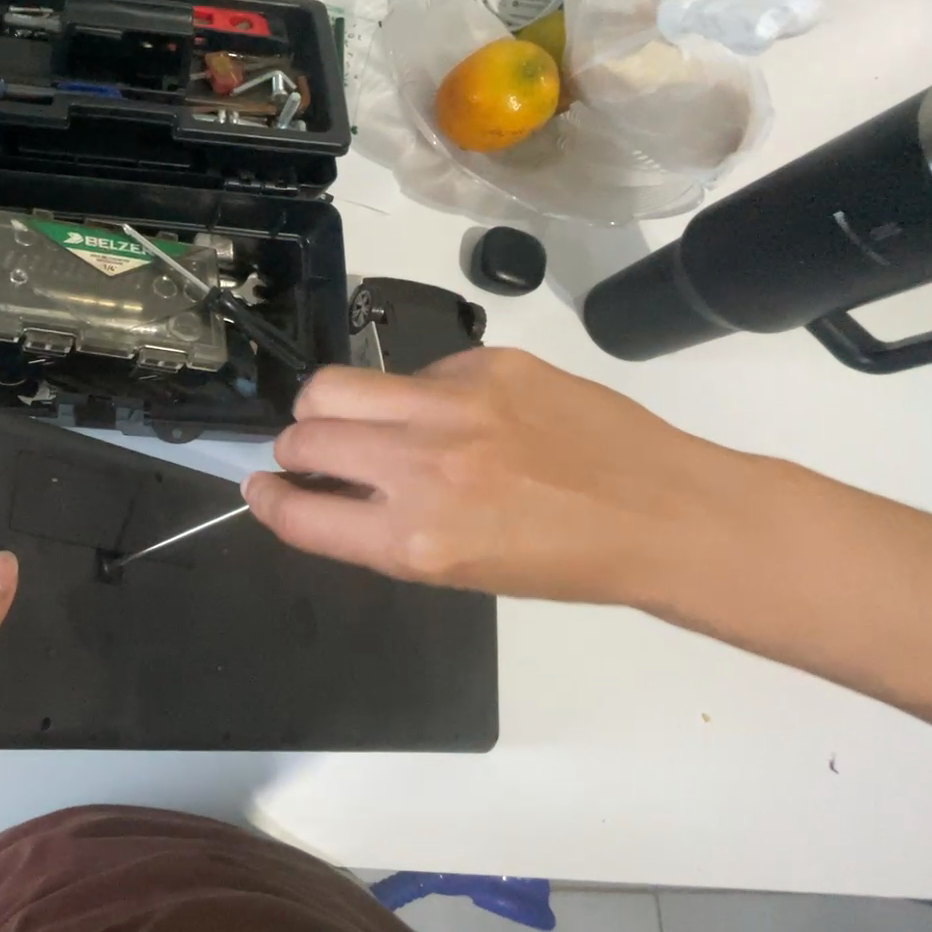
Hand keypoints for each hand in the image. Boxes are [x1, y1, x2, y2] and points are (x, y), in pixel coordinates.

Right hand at [243, 349, 759, 604]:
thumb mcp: (453, 569)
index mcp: (415, 539)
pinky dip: (407, 398)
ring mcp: (454, 405)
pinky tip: (453, 414)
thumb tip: (315, 485)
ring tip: (354, 421)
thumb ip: (373, 528)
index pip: (297, 511)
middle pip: (301, 437)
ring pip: (330, 386)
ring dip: (323, 409)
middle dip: (293, 451)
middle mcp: (424, 467)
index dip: (265, 499)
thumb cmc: (557, 562)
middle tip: (315, 457)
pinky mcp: (486, 362)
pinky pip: (406, 374)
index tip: (261, 489)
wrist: (670, 513)